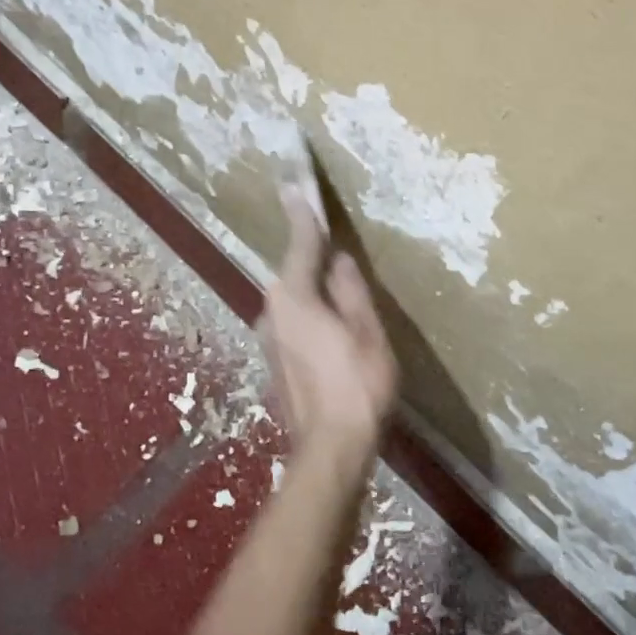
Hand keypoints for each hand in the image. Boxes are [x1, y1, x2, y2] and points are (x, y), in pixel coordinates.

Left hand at [259, 185, 397, 453]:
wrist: (330, 449)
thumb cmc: (357, 385)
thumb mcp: (367, 331)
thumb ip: (351, 290)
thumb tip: (339, 260)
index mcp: (295, 297)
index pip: (301, 244)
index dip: (303, 215)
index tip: (294, 184)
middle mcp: (272, 312)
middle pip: (293, 273)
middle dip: (310, 254)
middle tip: (329, 236)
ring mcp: (269, 339)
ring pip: (293, 300)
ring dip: (311, 288)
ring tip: (338, 287)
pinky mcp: (274, 361)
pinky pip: (292, 322)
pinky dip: (309, 314)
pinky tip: (330, 327)